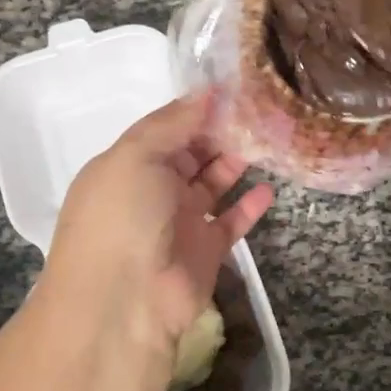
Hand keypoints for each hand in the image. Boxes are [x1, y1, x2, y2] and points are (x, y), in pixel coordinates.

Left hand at [40, 91, 274, 390]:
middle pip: (191, 153)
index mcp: (126, 165)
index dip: (196, 109)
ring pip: (212, 183)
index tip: (234, 88)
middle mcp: (152, 190)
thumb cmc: (122, 218)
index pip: (165, 128)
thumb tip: (207, 91)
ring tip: (268, 140)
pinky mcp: (205, 250)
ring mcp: (179, 222)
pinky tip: (268, 188)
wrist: (123, 302)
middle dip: (220, 132)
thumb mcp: (137, 156)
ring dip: (235, 162)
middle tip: (260, 109)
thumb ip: (173, 122)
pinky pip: (231, 220)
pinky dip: (249, 205)